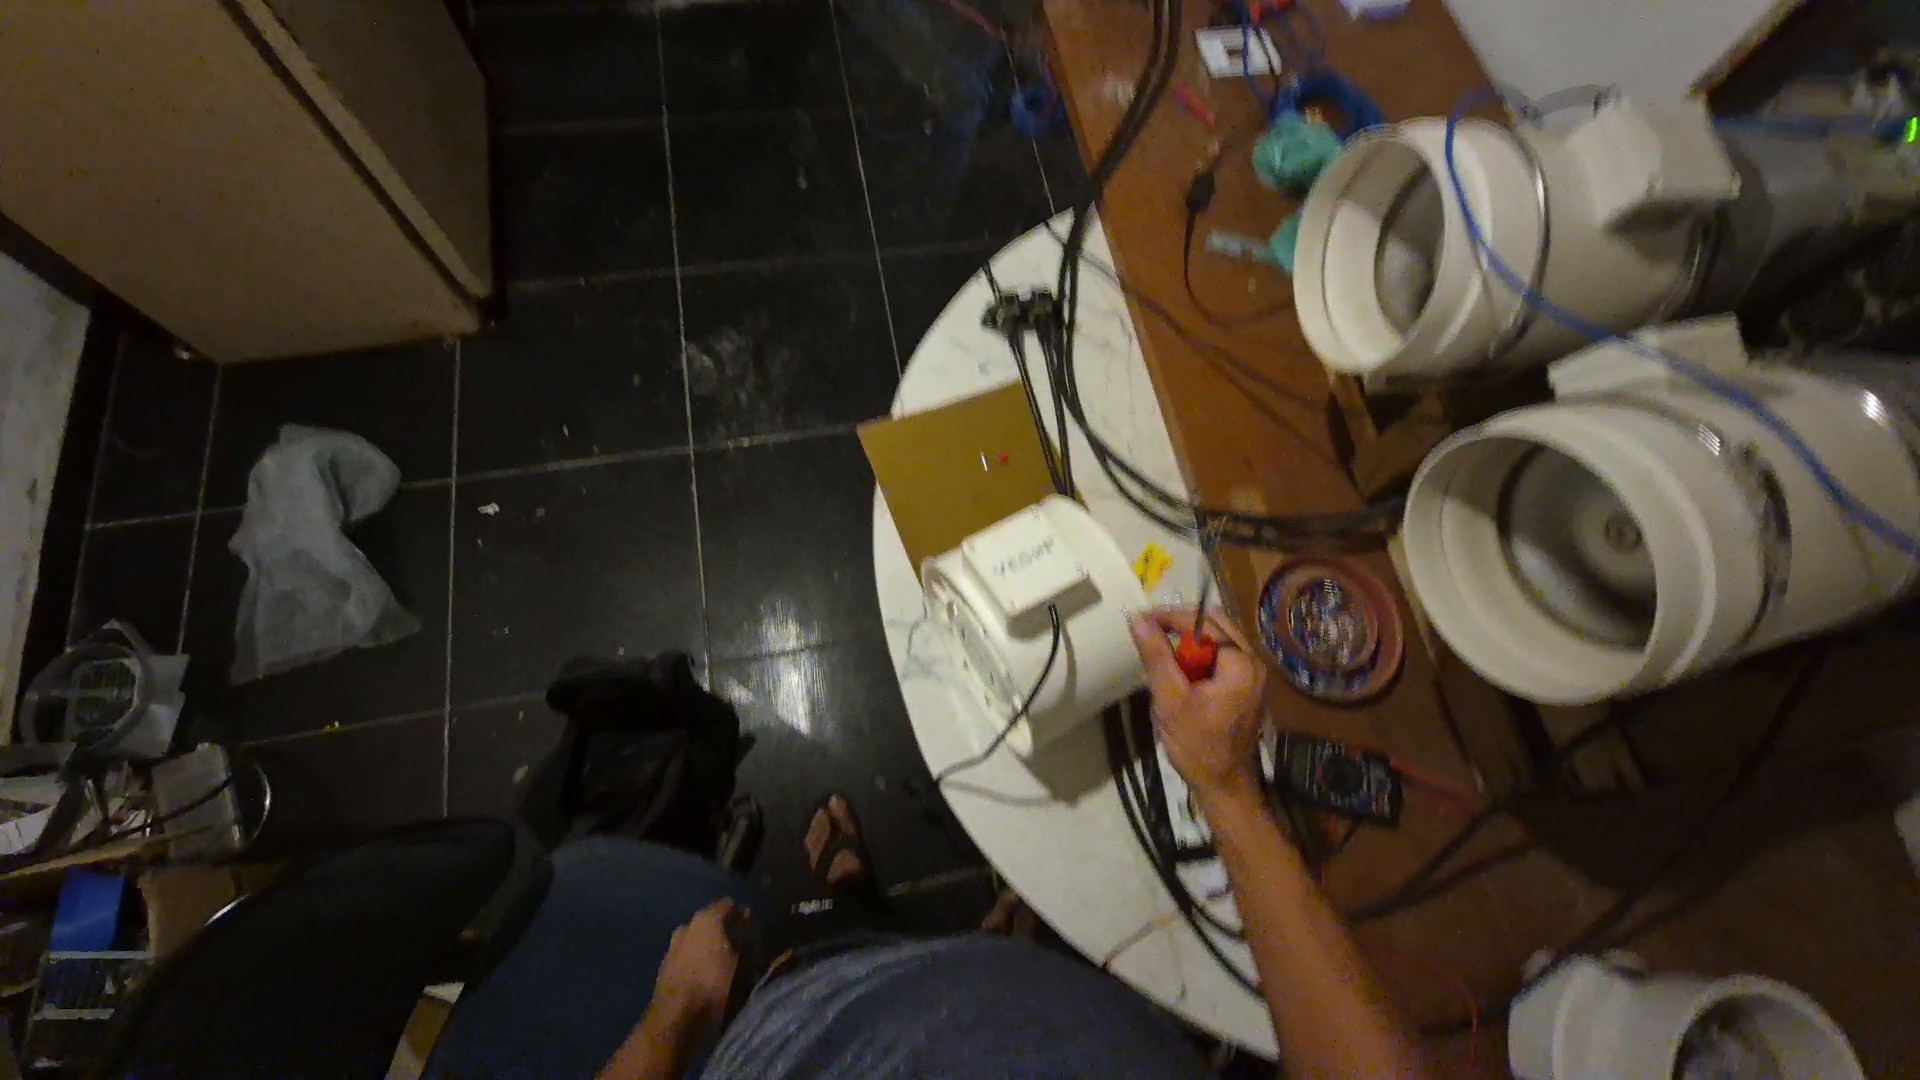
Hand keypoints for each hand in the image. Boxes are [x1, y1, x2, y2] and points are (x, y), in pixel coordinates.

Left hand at [651, 898, 744, 1038]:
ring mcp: (674, 944)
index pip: (729, 905)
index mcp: (707, 919)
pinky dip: (697, 956)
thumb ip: (746, 942)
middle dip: (725, 929)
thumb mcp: (740, 963)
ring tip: (723, 959)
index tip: (753, 925)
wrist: (674, 1018)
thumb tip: (751, 935)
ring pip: (698, 937)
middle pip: (712, 920)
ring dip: (710, 944)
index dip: (742, 914)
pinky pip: (687, 952)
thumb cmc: (712, 984)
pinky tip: (705, 970)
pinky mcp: (665, 964)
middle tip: (740, 943)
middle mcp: (688, 925)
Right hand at [1130, 607, 1266, 805]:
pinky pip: (1221, 657)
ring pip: (1218, 640)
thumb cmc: (1197, 745)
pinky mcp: (1246, 687)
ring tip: (1161, 653)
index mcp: (1240, 663)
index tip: (1141, 621)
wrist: (1224, 786)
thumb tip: (1137, 619)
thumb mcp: (1170, 698)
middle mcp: (1253, 662)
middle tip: (1150, 634)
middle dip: (1180, 626)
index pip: (1203, 621)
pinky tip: (1179, 672)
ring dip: (1188, 642)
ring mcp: (1252, 675)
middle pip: (1215, 625)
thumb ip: (1156, 655)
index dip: (1170, 616)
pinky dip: (1199, 657)